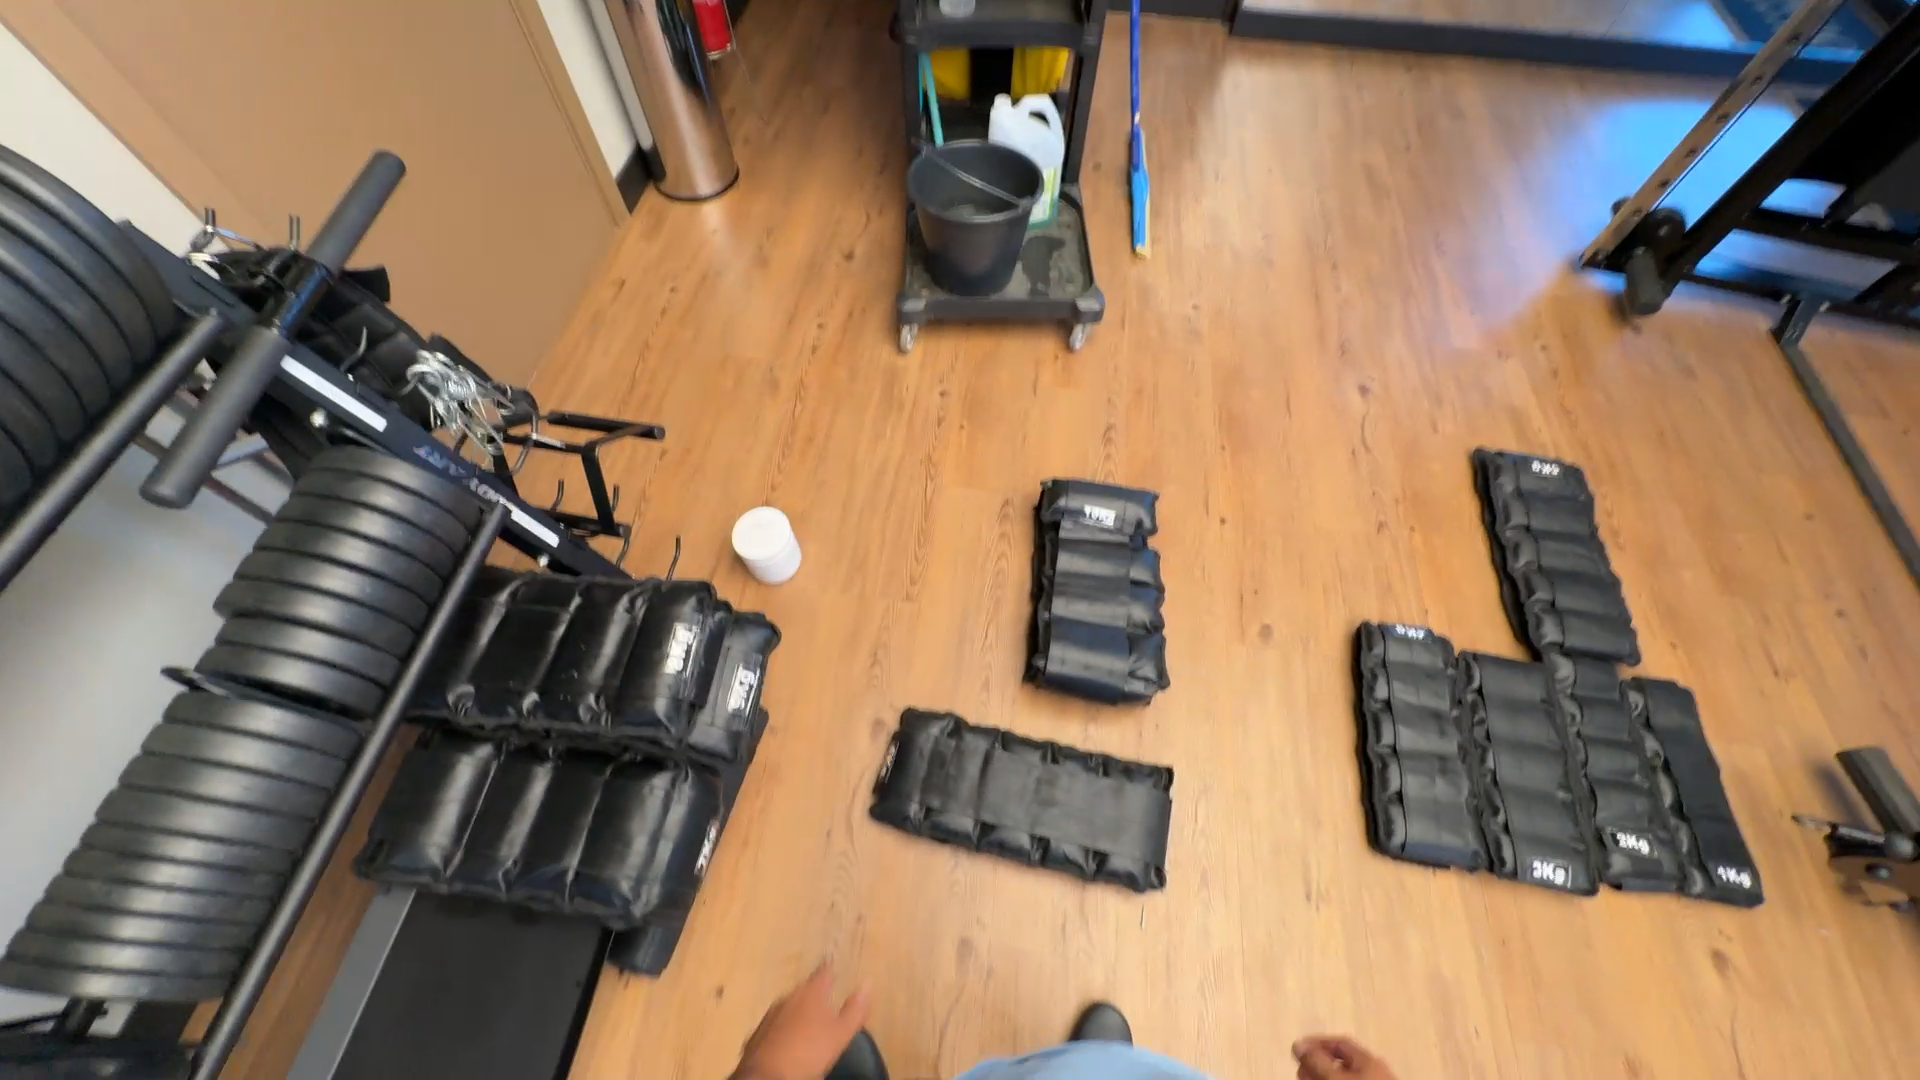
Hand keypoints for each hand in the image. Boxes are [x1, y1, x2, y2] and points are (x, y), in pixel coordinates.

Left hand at [731, 962, 870, 1079]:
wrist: (767, 1077)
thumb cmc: (809, 1053)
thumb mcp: (840, 1034)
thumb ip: (855, 1009)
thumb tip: (868, 983)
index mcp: (812, 992)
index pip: (824, 971)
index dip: (830, 968)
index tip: (834, 964)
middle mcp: (790, 995)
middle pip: (805, 988)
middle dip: (814, 993)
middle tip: (826, 1000)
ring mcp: (771, 1013)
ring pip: (789, 1005)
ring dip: (798, 1011)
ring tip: (808, 1022)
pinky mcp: (758, 1032)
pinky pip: (776, 1024)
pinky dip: (784, 1027)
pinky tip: (788, 1040)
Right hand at [1292, 1035, 1396, 1079]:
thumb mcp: (1335, 1079)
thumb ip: (1316, 1061)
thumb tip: (1297, 1044)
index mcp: (1369, 1062)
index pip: (1340, 1043)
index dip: (1317, 1044)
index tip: (1298, 1051)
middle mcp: (1376, 1074)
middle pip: (1342, 1064)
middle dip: (1317, 1066)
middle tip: (1301, 1073)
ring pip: (1345, 1079)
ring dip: (1324, 1079)